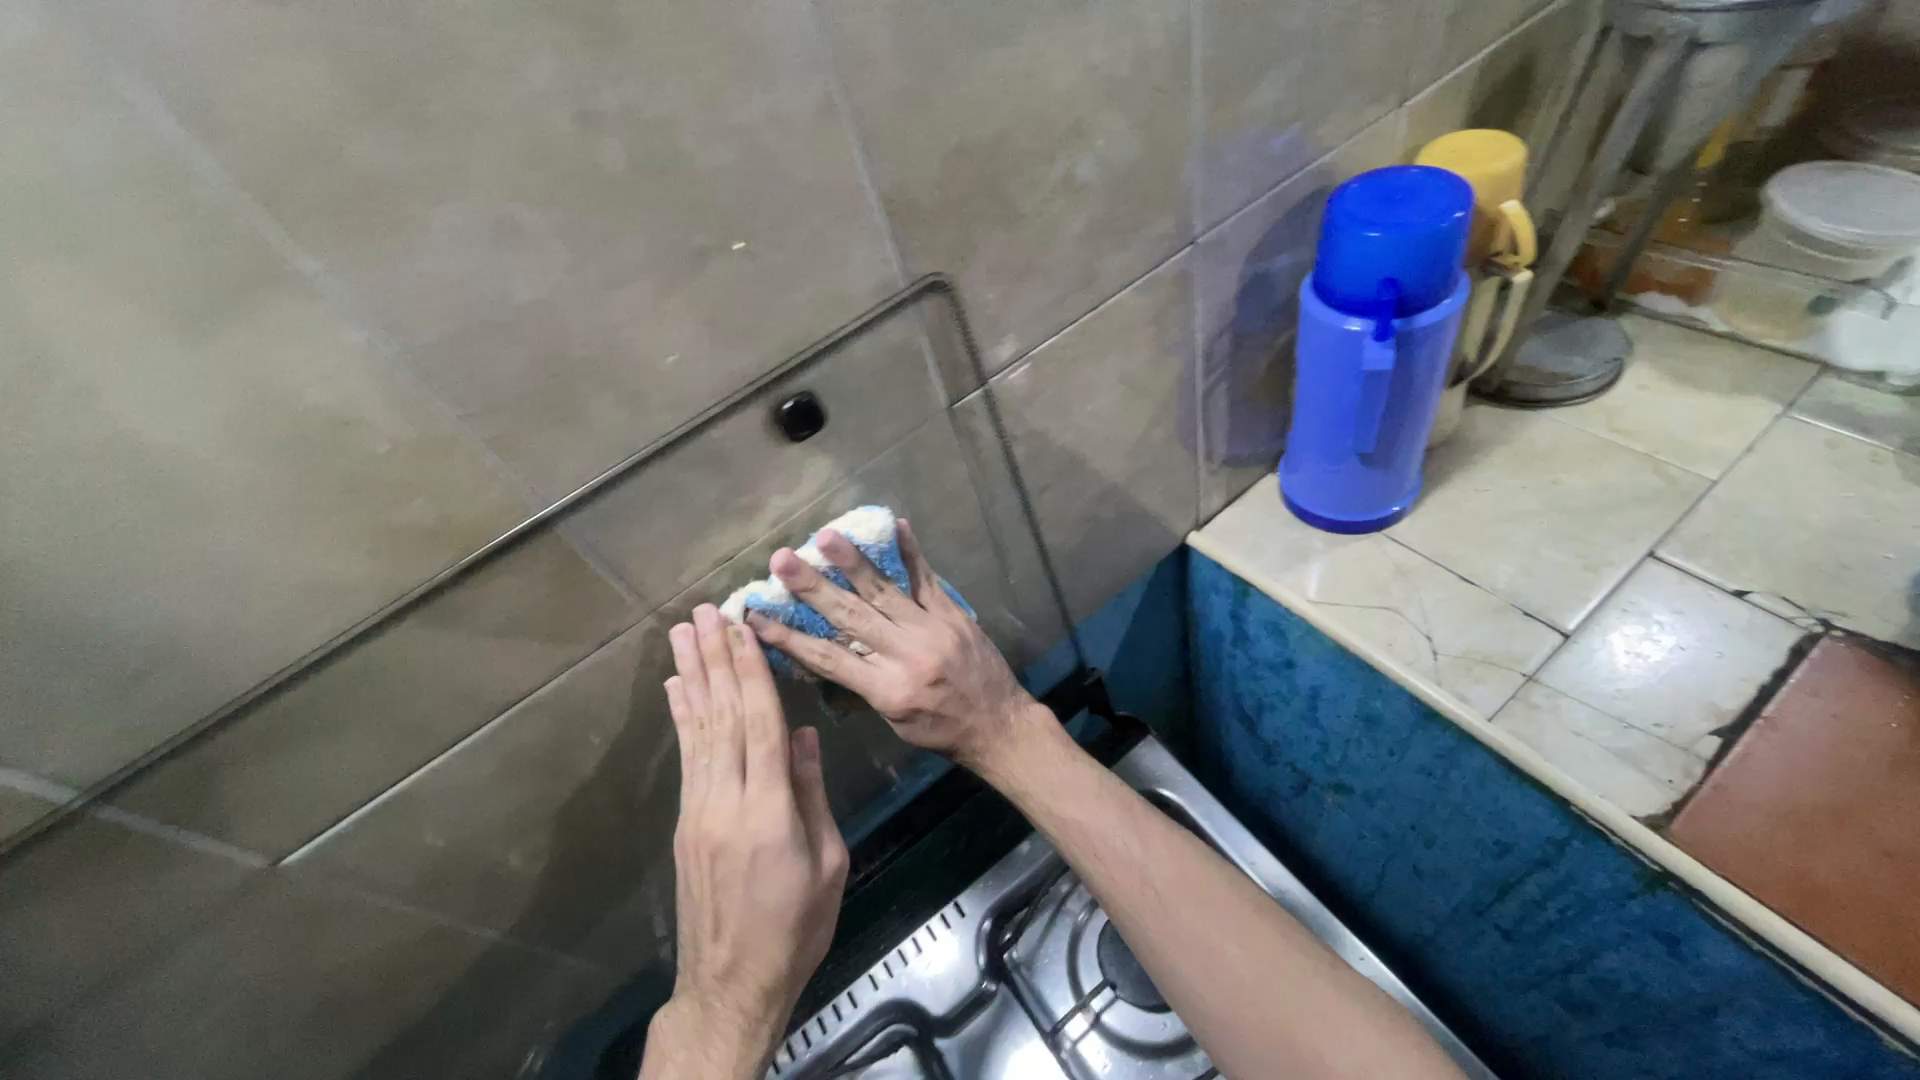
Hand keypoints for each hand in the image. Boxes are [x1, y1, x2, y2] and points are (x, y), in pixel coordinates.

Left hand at [644, 605, 847, 1079]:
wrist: (732, 983)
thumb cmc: (797, 926)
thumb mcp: (827, 862)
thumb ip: (809, 793)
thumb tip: (799, 732)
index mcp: (767, 812)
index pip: (758, 725)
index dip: (751, 672)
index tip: (744, 628)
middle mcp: (724, 801)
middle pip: (722, 716)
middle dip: (715, 659)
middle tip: (706, 611)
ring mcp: (698, 810)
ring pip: (697, 729)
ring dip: (691, 676)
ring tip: (684, 633)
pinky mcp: (685, 822)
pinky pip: (686, 757)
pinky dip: (681, 717)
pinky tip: (676, 689)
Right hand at [744, 518, 1052, 775]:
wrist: (1000, 726)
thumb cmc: (942, 730)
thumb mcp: (894, 719)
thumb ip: (865, 683)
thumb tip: (831, 650)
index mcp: (885, 689)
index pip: (827, 658)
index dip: (788, 637)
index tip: (755, 617)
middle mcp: (904, 655)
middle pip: (849, 616)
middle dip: (812, 587)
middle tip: (780, 559)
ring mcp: (931, 629)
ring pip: (884, 591)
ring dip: (852, 561)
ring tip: (825, 535)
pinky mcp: (952, 614)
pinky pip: (927, 579)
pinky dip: (911, 552)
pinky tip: (896, 525)